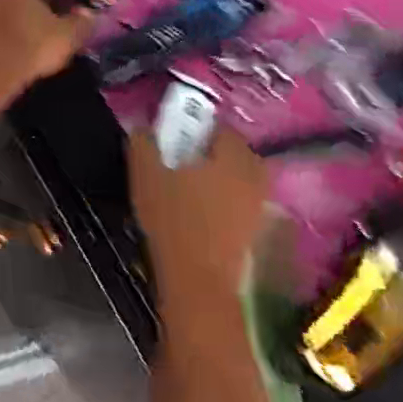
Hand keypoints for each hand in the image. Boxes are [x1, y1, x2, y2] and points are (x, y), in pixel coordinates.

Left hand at [0, 0, 94, 85]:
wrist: (0, 71)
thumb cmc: (37, 45)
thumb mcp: (70, 32)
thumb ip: (83, 20)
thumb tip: (87, 12)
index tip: (82, 3)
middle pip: (32, 0)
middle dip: (51, 9)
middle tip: (70, 19)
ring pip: (20, 15)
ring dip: (37, 22)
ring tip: (55, 34)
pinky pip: (11, 28)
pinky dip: (24, 32)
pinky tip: (36, 43)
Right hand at [128, 131, 270, 296]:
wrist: (197, 277)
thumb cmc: (171, 218)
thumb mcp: (145, 174)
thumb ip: (143, 144)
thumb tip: (143, 125)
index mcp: (231, 159)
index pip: (223, 129)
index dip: (198, 125)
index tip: (175, 131)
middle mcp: (254, 178)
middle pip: (237, 153)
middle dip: (213, 149)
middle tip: (183, 154)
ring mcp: (259, 206)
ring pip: (242, 177)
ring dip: (220, 172)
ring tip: (189, 180)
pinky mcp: (256, 228)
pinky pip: (242, 198)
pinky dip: (225, 194)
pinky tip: (199, 205)